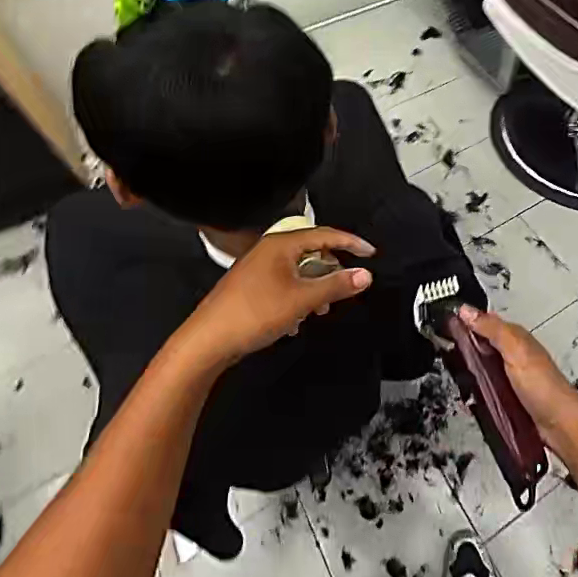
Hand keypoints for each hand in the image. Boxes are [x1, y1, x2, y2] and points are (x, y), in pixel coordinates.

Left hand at [181, 227, 374, 361]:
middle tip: (344, 288)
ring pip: (298, 270)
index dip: (352, 243)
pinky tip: (296, 320)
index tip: (371, 254)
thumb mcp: (303, 300)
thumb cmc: (255, 314)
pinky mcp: (250, 287)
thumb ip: (337, 285)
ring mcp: (257, 268)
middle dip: (331, 271)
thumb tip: (366, 275)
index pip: (326, 234)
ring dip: (314, 288)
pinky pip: (285, 284)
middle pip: (312, 252)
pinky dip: (298, 297)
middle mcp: (269, 250)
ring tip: (320, 309)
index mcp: (282, 245)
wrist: (206, 342)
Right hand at [456, 304, 577, 434]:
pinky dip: (478, 390)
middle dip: (465, 349)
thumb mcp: (514, 351)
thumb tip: (467, 311)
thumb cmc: (544, 388)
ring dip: (470, 371)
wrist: (559, 425)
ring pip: (483, 368)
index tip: (445, 324)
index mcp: (516, 338)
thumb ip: (492, 329)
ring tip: (457, 374)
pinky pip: (487, 388)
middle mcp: (514, 355)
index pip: (486, 322)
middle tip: (447, 351)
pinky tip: (472, 394)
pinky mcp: (510, 397)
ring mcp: (512, 377)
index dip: (466, 322)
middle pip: (482, 346)